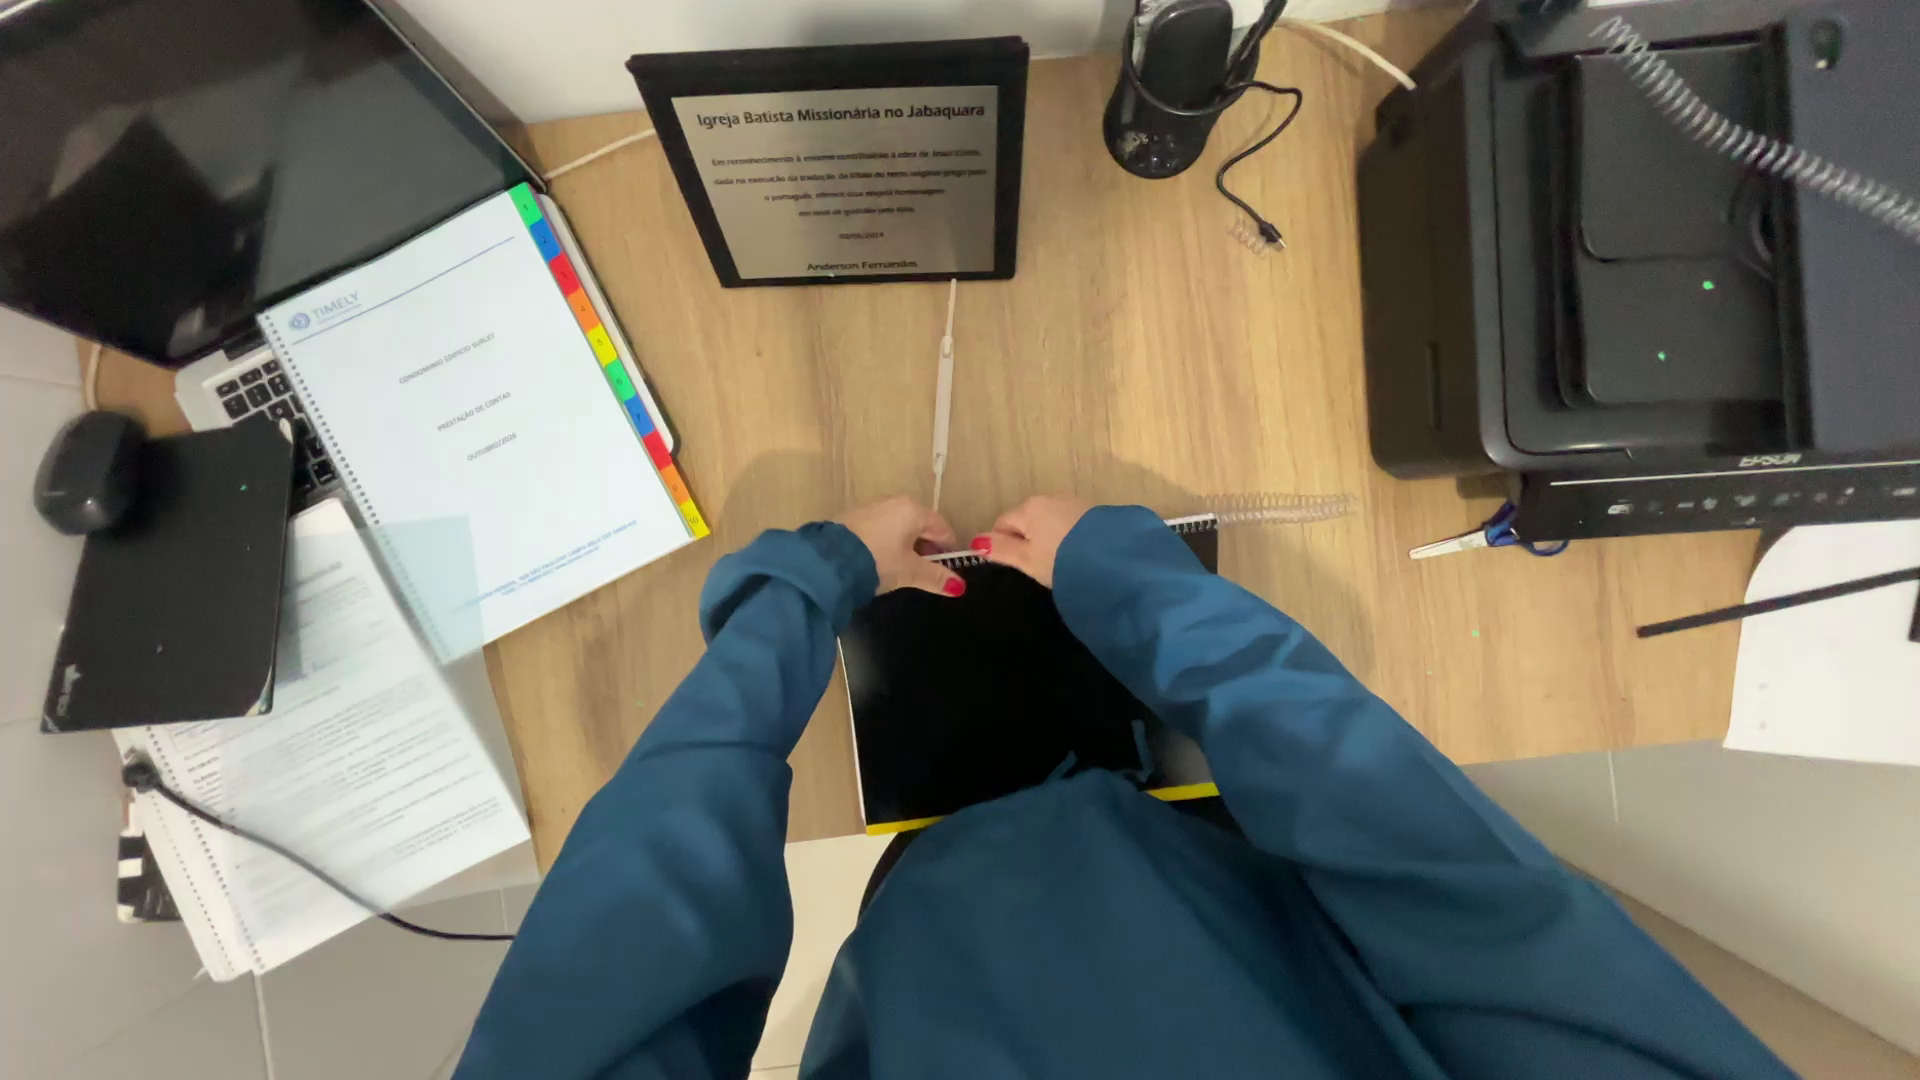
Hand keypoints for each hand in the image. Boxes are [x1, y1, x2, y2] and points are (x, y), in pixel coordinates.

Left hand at [835, 497, 966, 597]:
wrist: (828, 562)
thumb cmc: (878, 562)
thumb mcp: (910, 572)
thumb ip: (936, 578)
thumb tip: (960, 587)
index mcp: (913, 510)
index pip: (943, 528)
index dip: (948, 550)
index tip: (947, 571)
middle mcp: (893, 502)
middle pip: (920, 526)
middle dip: (926, 549)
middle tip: (924, 573)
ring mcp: (871, 508)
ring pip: (898, 527)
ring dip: (905, 547)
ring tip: (900, 570)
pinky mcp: (852, 518)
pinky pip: (879, 529)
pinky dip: (885, 544)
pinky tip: (878, 562)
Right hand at [971, 495, 1093, 587]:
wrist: (1113, 558)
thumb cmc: (1061, 560)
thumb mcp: (1027, 560)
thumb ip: (1001, 549)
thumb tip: (976, 541)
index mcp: (1028, 508)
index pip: (1002, 523)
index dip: (1002, 545)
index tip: (1015, 566)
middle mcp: (1050, 498)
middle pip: (1027, 521)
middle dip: (1028, 541)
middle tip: (1039, 567)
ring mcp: (1074, 503)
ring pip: (1050, 522)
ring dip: (1050, 539)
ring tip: (1060, 563)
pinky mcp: (1094, 512)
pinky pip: (1070, 524)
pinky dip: (1069, 537)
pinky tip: (1077, 554)